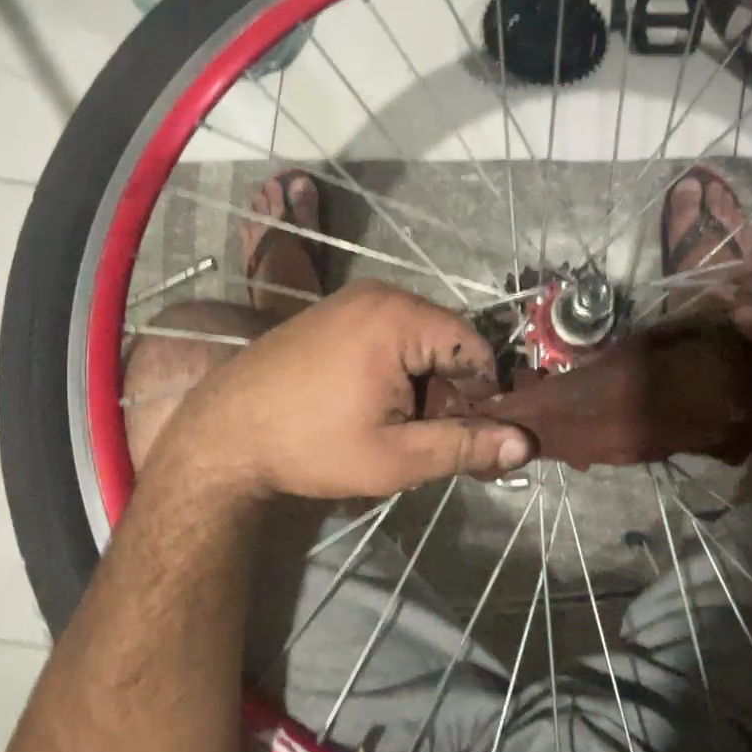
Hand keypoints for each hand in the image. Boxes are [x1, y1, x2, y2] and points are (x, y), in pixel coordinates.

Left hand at [156, 280, 533, 499]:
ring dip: (421, 381)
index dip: (484, 393)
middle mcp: (378, 294)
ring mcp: (349, 300)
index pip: (476, 346)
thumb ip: (464, 445)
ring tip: (398, 425)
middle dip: (450, 388)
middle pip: (446, 338)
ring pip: (417, 337)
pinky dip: (394, 367)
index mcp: (399, 317)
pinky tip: (371, 404)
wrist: (223, 435)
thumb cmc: (311, 446)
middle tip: (429, 435)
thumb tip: (528, 442)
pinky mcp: (330, 313)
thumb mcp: (395, 457)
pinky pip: (385, 333)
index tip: (469, 434)